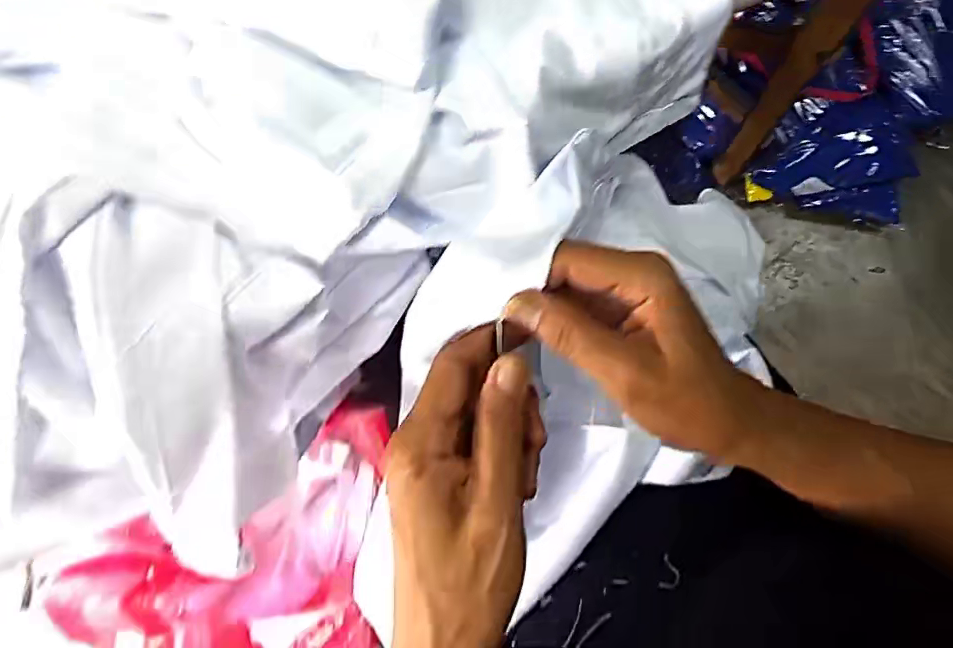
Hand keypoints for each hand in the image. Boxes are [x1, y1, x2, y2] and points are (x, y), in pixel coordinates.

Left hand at [384, 324, 545, 647]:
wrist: (446, 645)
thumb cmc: (471, 576)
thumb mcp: (497, 496)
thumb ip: (501, 423)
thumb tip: (510, 357)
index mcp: (419, 442)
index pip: (454, 361)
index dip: (493, 338)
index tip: (537, 335)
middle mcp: (414, 441)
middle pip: (470, 383)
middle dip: (511, 397)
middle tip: (535, 439)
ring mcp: (424, 459)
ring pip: (479, 408)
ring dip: (513, 425)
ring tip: (526, 471)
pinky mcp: (437, 476)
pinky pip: (476, 436)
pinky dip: (504, 447)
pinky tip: (516, 481)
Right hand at [503, 241, 771, 462]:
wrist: (727, 418)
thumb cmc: (683, 400)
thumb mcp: (624, 372)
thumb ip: (571, 333)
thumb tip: (515, 302)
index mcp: (642, 273)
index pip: (569, 258)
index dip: (529, 280)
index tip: (494, 312)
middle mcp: (638, 268)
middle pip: (569, 267)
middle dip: (532, 292)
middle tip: (492, 326)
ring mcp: (635, 285)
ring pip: (574, 284)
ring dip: (542, 305)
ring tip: (502, 332)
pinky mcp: (630, 305)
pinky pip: (586, 301)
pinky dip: (560, 317)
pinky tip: (531, 336)